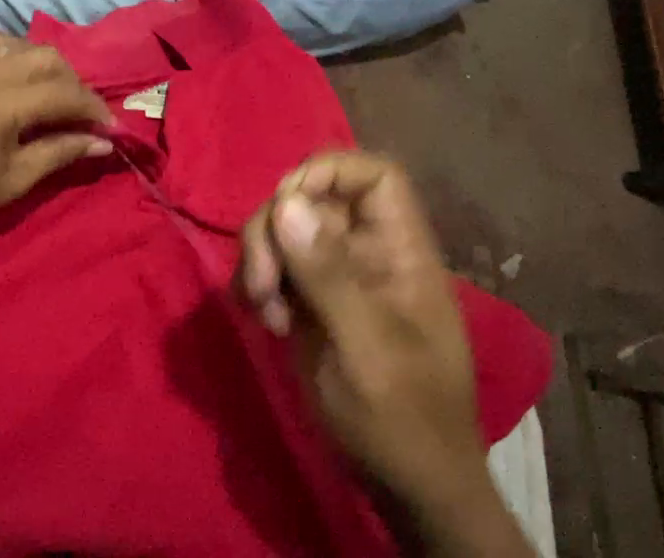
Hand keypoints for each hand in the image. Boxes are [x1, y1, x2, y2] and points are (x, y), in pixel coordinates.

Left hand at [0, 32, 115, 251]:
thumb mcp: (14, 180)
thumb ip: (60, 153)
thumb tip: (104, 142)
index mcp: (0, 105)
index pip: (63, 92)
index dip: (93, 109)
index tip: (111, 128)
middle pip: (48, 58)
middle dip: (74, 84)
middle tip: (84, 116)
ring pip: (22, 45)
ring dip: (47, 66)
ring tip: (55, 98)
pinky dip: (14, 53)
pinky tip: (20, 77)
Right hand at [235, 153, 491, 518]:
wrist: (408, 490)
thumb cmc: (404, 422)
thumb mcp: (367, 350)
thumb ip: (328, 276)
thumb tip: (286, 202)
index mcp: (401, 255)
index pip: (373, 177)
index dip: (327, 173)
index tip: (287, 206)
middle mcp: (367, 256)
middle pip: (310, 200)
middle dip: (274, 231)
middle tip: (263, 284)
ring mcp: (335, 280)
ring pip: (283, 232)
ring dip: (259, 261)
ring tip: (264, 313)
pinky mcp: (308, 304)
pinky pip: (271, 268)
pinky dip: (255, 285)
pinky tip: (261, 321)